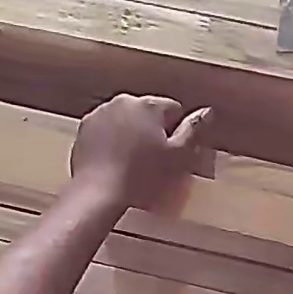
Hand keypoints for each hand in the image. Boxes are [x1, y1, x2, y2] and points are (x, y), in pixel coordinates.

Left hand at [68, 94, 212, 213]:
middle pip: (148, 113)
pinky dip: (113, 142)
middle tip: (155, 161)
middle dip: (154, 132)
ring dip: (133, 135)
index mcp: (149, 105)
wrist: (99, 192)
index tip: (174, 152)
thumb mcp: (177, 157)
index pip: (174, 109)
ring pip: (127, 120)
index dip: (178, 132)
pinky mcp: (85, 129)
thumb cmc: (142, 177)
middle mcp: (123, 101)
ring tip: (134, 164)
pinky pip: (107, 131)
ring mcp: (100, 113)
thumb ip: (194, 131)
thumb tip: (208, 111)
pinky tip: (117, 163)